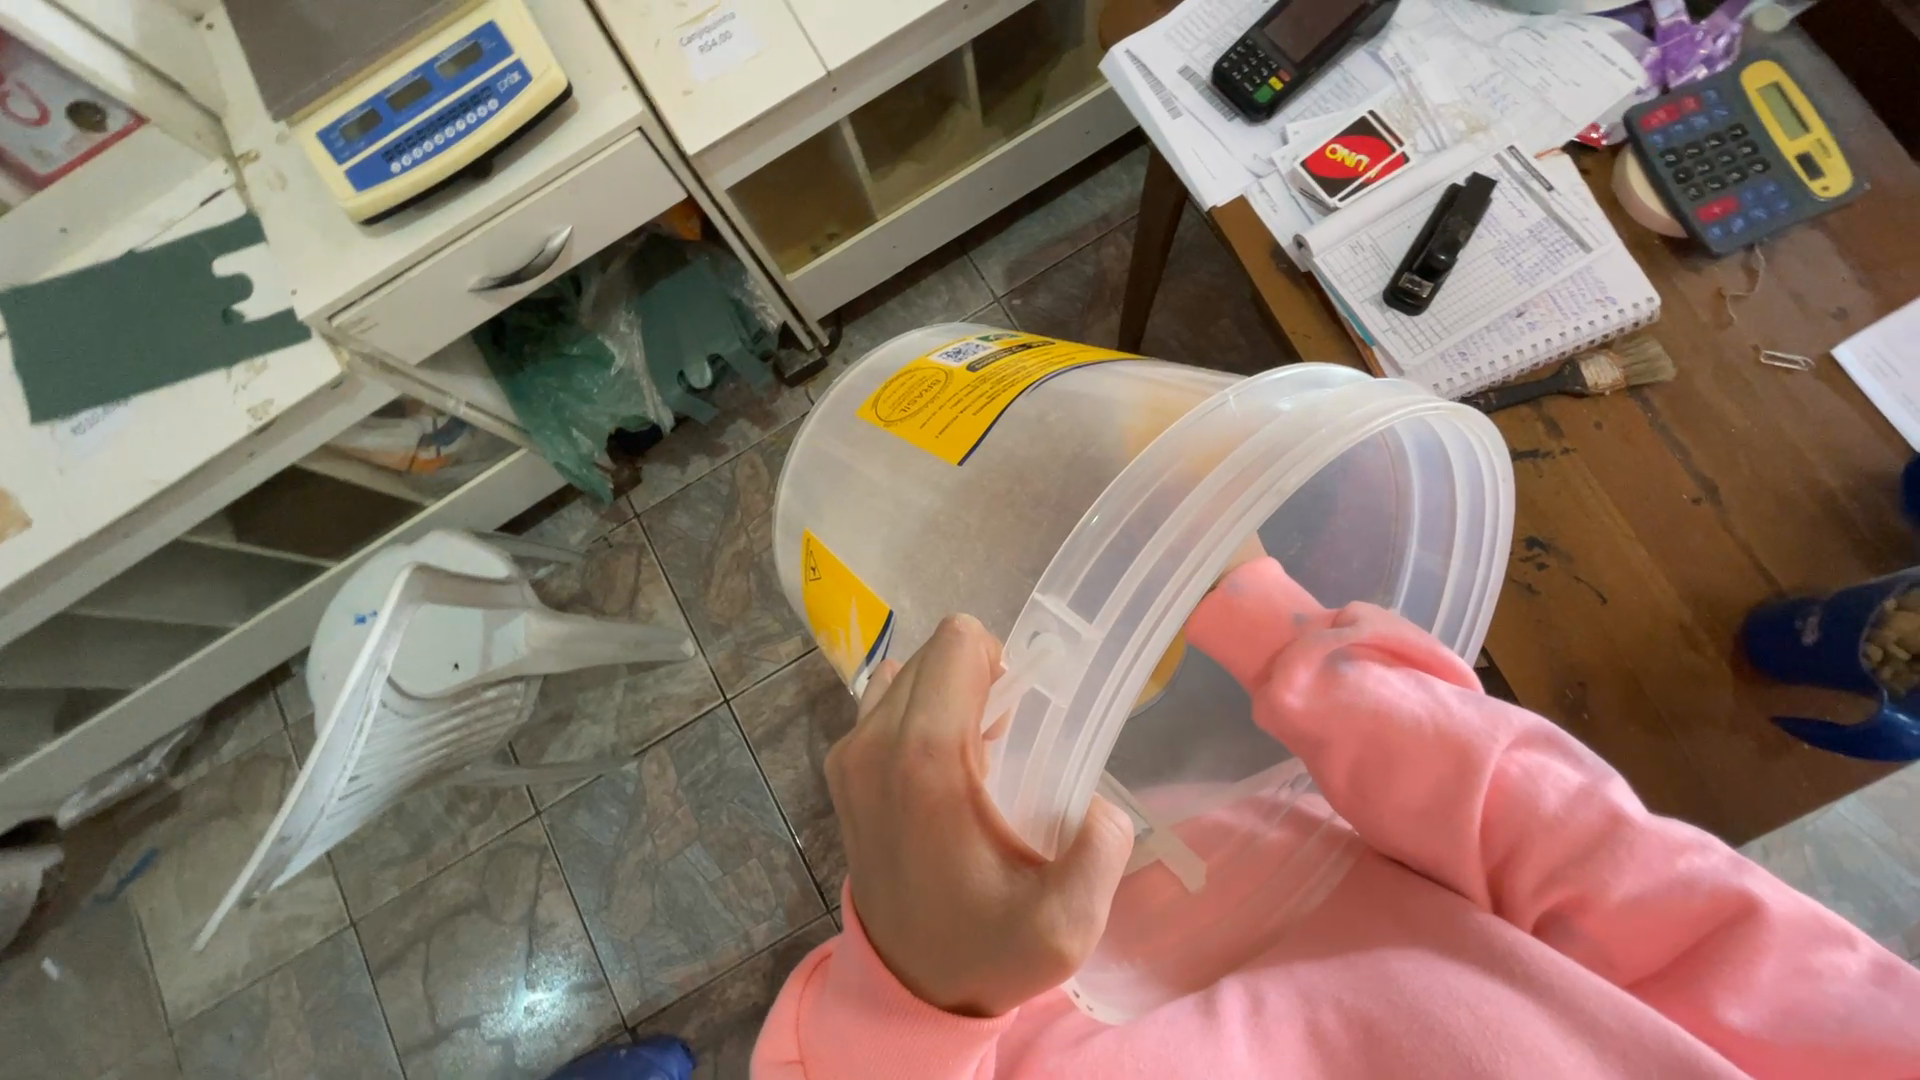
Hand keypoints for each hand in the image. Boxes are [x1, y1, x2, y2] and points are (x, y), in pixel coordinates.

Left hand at [825, 614, 1135, 1017]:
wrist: (904, 986)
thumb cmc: (985, 948)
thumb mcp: (1063, 926)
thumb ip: (1099, 855)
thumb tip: (1100, 803)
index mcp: (927, 759)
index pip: (958, 643)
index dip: (999, 662)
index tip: (1016, 715)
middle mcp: (876, 742)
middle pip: (933, 651)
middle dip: (975, 676)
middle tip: (1001, 737)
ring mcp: (850, 752)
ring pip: (906, 670)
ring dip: (944, 692)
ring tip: (970, 750)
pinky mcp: (839, 767)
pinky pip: (882, 700)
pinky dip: (914, 710)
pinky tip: (936, 762)